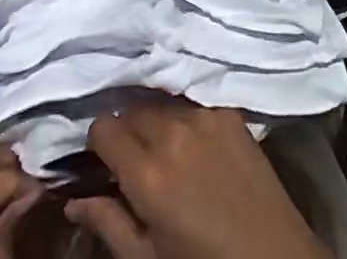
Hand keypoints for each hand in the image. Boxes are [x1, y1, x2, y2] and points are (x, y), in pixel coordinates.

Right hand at [71, 100, 332, 258]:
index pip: (103, 127)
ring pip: (161, 103)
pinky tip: (192, 142)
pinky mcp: (231, 113)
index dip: (97, 145)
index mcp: (148, 171)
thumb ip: (107, 223)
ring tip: (163, 150)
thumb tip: (72, 200)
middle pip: (131, 109)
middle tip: (131, 160)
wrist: (273, 254)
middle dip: (125, 131)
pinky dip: (184, 118)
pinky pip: (193, 104)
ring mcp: (207, 117)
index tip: (103, 163)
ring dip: (154, 121)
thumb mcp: (147, 257)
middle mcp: (175, 131)